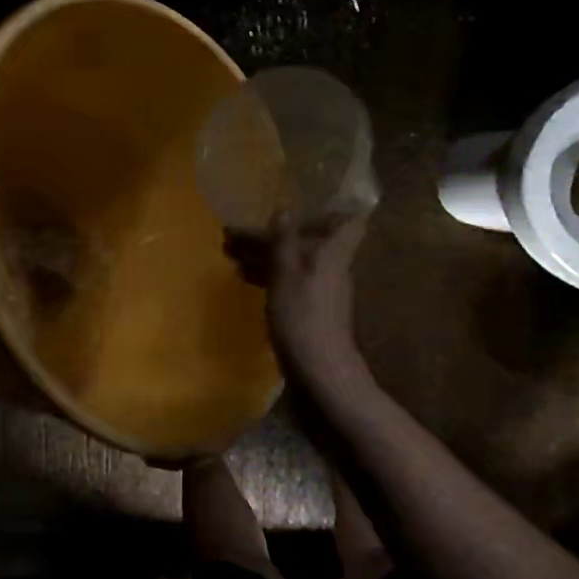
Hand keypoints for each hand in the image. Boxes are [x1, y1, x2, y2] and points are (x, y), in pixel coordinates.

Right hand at [228, 213, 369, 385]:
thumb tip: (284, 207)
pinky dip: (268, 275)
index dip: (326, 212)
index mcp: (333, 253)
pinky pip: (288, 280)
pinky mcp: (310, 309)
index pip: (348, 222)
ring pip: (293, 262)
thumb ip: (284, 240)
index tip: (295, 209)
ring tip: (230, 254)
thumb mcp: (286, 273)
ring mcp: (321, 289)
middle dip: (272, 235)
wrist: (320, 370)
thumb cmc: (302, 315)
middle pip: (306, 241)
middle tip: (235, 235)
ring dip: (264, 255)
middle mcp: (332, 266)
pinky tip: (245, 278)